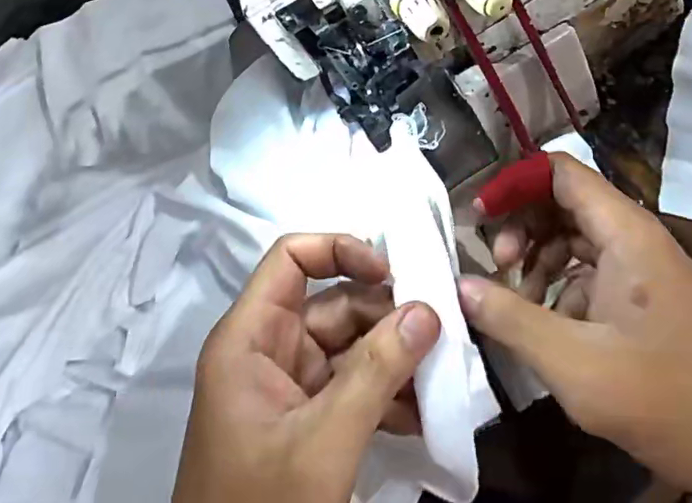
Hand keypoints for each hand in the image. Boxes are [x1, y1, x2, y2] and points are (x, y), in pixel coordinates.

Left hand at [173, 234, 441, 502]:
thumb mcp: (323, 440)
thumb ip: (376, 372)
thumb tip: (428, 308)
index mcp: (249, 336)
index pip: (292, 258)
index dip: (340, 251)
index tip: (391, 274)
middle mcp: (267, 350)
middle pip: (332, 303)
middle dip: (386, 316)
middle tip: (440, 331)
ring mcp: (289, 388)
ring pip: (350, 347)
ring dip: (395, 359)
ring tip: (442, 373)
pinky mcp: (307, 423)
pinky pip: (353, 388)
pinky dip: (387, 395)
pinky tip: (425, 413)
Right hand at [460, 154, 691, 502]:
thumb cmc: (670, 399)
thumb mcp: (576, 365)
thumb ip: (512, 319)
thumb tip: (461, 285)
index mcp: (623, 231)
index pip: (557, 170)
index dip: (513, 184)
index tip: (479, 219)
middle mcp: (635, 236)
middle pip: (562, 201)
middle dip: (522, 227)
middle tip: (497, 266)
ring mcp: (645, 266)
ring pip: (575, 237)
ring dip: (539, 260)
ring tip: (517, 302)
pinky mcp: (649, 296)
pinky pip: (593, 270)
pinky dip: (562, 287)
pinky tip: (550, 328)